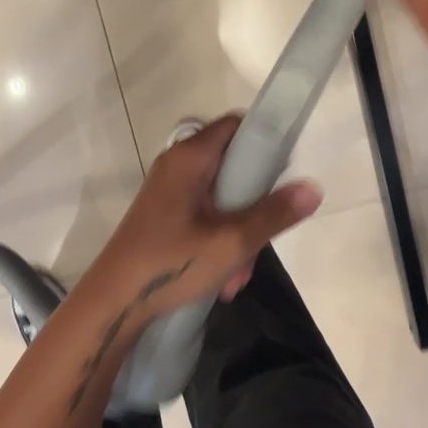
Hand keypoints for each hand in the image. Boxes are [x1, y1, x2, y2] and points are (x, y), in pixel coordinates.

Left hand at [83, 116, 321, 320]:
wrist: (114, 302)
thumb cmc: (171, 263)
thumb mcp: (232, 243)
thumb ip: (274, 214)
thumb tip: (313, 187)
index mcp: (190, 158)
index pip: (236, 126)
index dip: (265, 141)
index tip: (285, 173)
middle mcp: (178, 165)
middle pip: (233, 168)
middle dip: (254, 208)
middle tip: (260, 243)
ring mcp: (169, 191)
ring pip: (222, 200)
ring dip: (237, 236)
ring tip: (236, 277)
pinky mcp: (164, 216)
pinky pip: (204, 217)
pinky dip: (217, 243)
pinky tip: (221, 281)